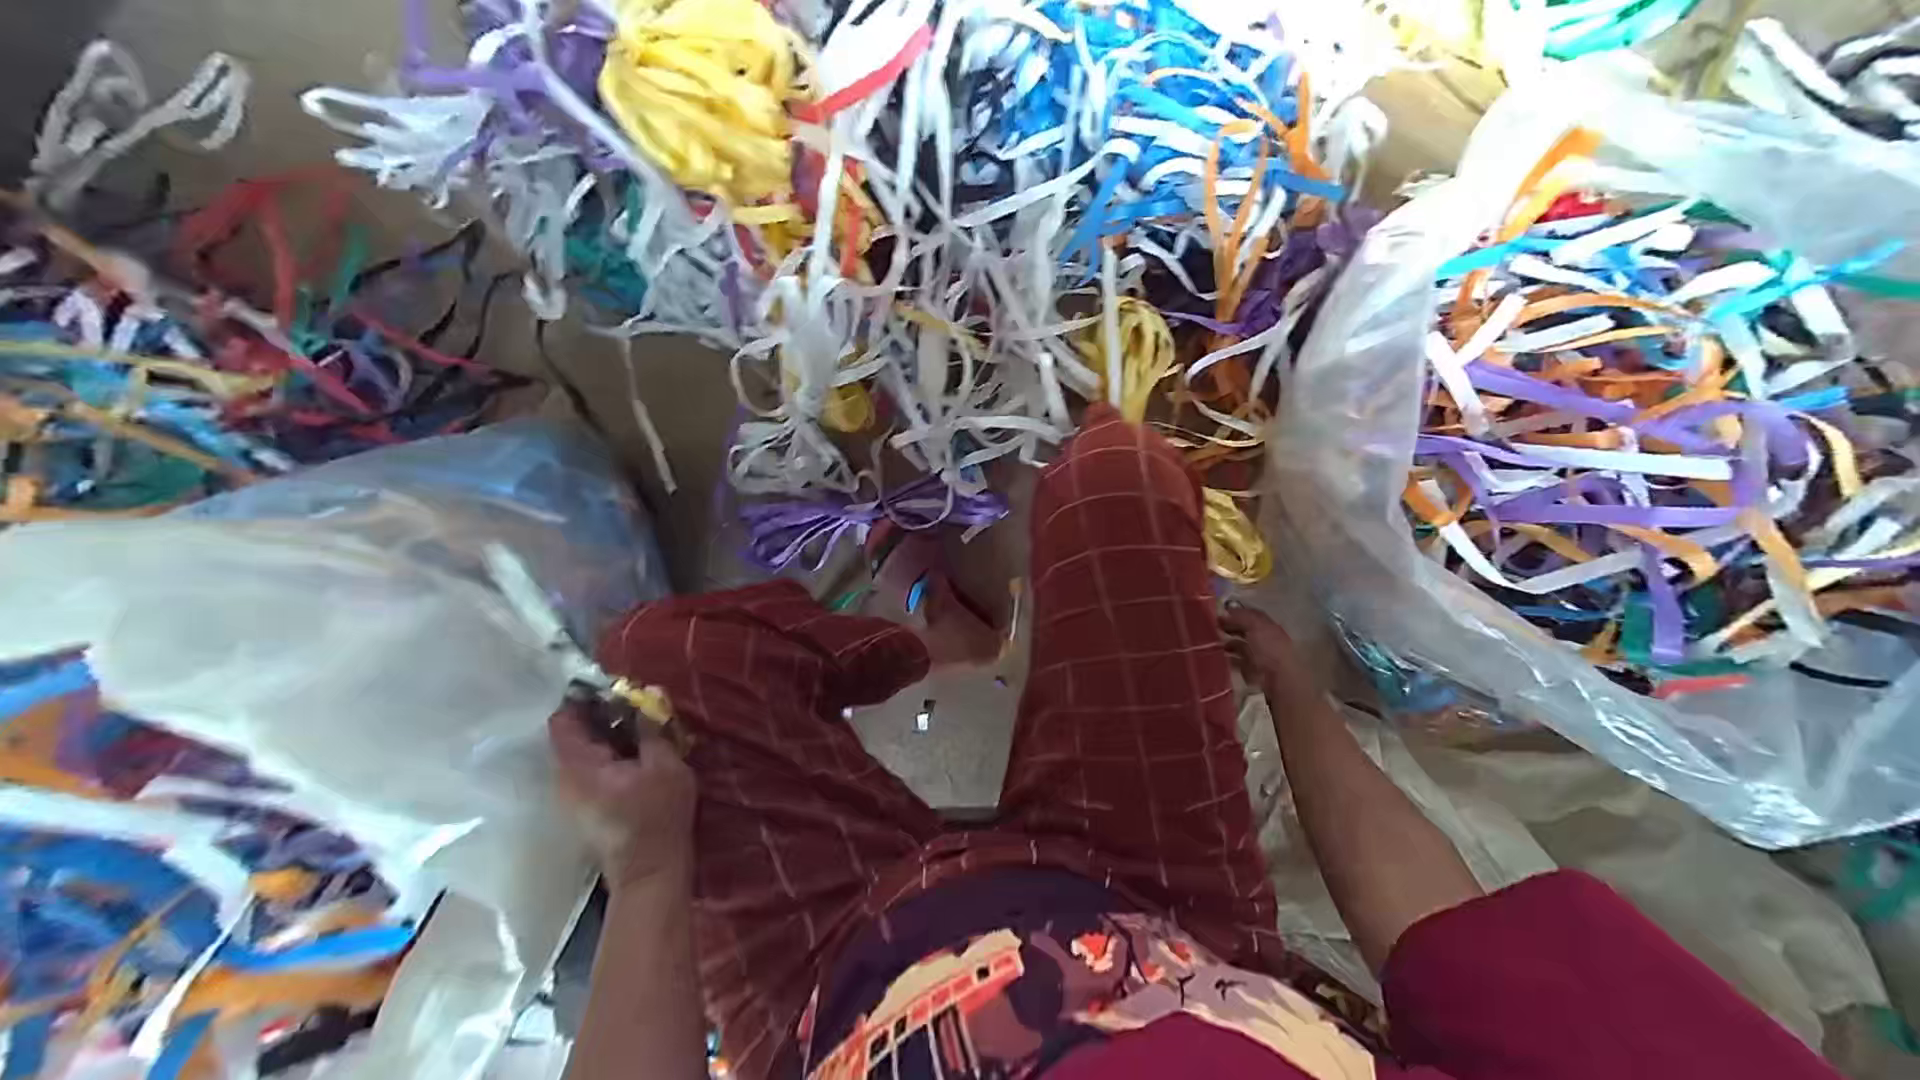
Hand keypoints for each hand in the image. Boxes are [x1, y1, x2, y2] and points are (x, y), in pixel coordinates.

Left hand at [548, 703, 695, 890]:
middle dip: (601, 715)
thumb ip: (652, 728)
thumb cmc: (657, 815)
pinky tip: (636, 754)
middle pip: (571, 735)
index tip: (615, 689)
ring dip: (607, 735)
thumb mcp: (665, 765)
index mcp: (578, 766)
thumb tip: (650, 693)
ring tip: (640, 727)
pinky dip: (608, 754)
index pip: (562, 720)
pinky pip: (589, 768)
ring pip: (581, 752)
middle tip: (636, 705)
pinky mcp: (584, 808)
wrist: (650, 872)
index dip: (584, 699)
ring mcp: (571, 797)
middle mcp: (564, 780)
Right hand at [1219, 601, 1310, 689]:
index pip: (1252, 616)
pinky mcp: (1252, 671)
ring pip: (1241, 646)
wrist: (1278, 680)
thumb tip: (1226, 611)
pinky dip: (1228, 659)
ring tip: (1214, 643)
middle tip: (1214, 626)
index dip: (1237, 612)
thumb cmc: (1269, 649)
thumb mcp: (1256, 626)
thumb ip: (1241, 617)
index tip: (1220, 612)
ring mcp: (1259, 656)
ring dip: (1228, 643)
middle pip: (1246, 630)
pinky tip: (1219, 657)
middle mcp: (1265, 640)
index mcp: (1269, 627)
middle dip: (1231, 627)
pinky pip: (1237, 662)